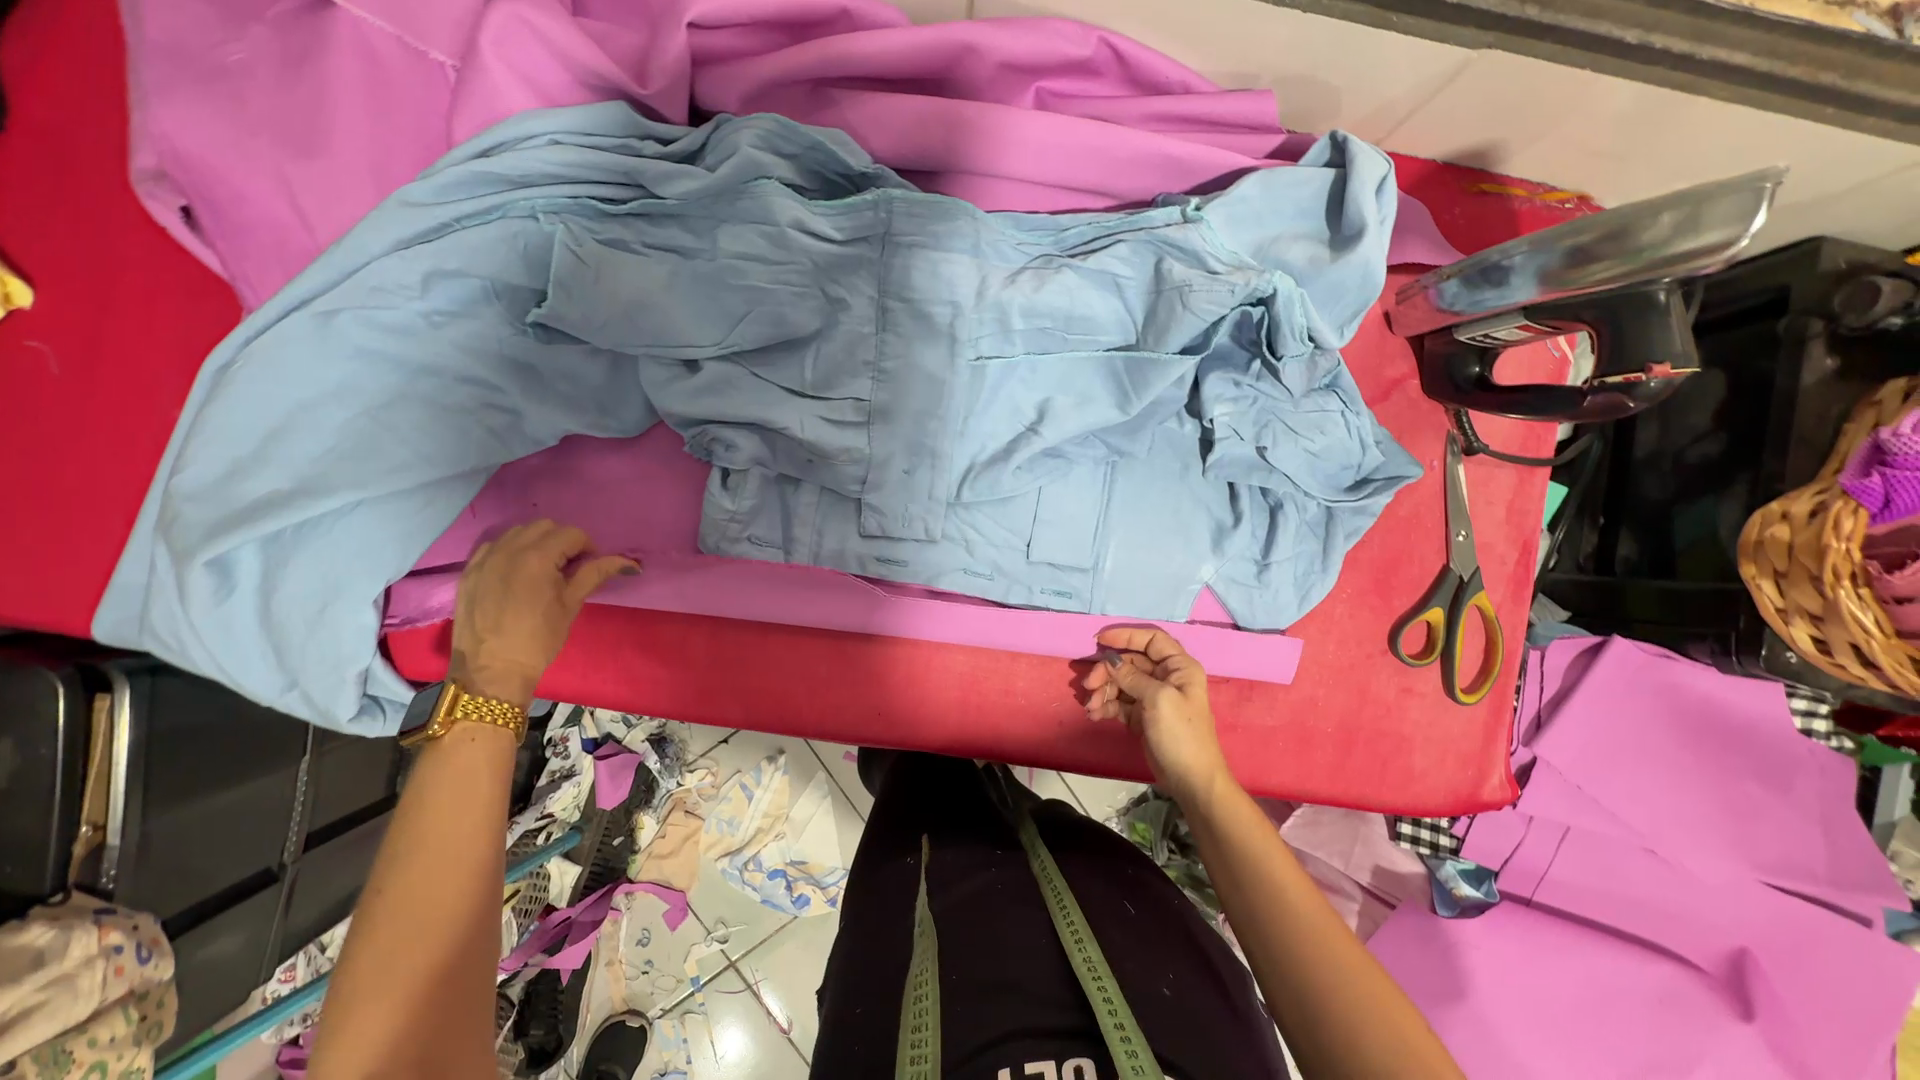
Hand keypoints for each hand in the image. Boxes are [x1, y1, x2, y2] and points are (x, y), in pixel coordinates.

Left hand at [448, 521, 638, 707]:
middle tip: (566, 568)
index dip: (586, 548)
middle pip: (544, 526)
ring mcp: (485, 558)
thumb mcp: (571, 605)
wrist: (492, 669)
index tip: (587, 567)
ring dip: (534, 543)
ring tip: (540, 570)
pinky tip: (514, 574)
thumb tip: (627, 561)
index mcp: (538, 558)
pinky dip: (509, 551)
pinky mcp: (469, 570)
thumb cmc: (539, 639)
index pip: (571, 533)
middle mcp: (509, 549)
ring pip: (517, 532)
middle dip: (561, 541)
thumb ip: (594, 574)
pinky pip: (493, 546)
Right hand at [1080, 627, 1231, 807]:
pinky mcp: (1142, 716)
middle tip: (1089, 685)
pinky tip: (1095, 715)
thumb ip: (1132, 676)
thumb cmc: (1181, 734)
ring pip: (1122, 682)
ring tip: (1091, 706)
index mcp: (1179, 667)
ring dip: (1103, 690)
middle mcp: (1166, 677)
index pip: (1151, 639)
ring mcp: (1153, 697)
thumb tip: (1109, 660)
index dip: (1125, 636)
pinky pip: (1119, 703)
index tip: (1099, 640)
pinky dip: (1106, 706)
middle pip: (1131, 662)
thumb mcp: (1158, 699)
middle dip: (1108, 671)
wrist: (1191, 780)